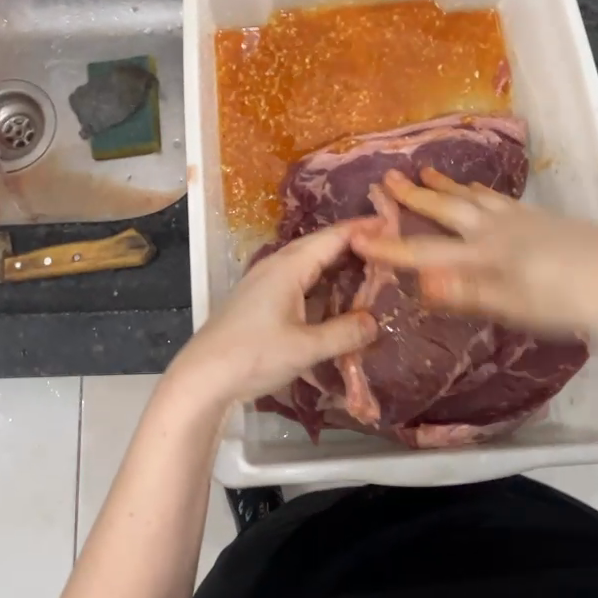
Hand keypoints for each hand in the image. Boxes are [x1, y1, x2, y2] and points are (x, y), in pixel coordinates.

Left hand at [170, 223, 378, 404]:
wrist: (203, 376)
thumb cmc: (253, 355)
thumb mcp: (306, 347)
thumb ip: (344, 333)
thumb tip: (375, 321)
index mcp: (289, 266)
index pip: (333, 237)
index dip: (364, 228)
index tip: (394, 222)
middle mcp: (277, 265)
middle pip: (322, 246)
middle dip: (355, 245)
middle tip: (391, 249)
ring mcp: (266, 282)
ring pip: (310, 264)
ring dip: (339, 265)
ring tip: (373, 271)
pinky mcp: (261, 299)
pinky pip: (300, 280)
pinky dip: (323, 283)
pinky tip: (338, 298)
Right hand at [351, 168, 597, 335]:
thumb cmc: (576, 298)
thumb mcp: (519, 306)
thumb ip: (467, 293)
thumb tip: (416, 283)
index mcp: (484, 255)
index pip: (424, 251)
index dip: (388, 246)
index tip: (353, 236)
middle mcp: (494, 231)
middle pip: (445, 210)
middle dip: (412, 197)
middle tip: (385, 180)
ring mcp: (520, 221)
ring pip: (470, 198)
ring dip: (442, 186)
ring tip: (423, 171)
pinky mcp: (541, 219)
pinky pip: (495, 198)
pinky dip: (477, 190)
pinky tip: (479, 191)